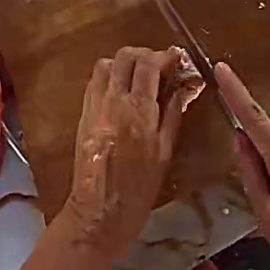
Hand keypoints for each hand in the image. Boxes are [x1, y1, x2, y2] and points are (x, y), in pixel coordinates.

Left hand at [59, 47, 203, 252]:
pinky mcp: (83, 114)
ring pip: (106, 64)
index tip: (177, 59)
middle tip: (159, 67)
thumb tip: (187, 87)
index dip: (165, 56)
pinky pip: (94, 82)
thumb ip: (173, 113)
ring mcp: (95, 106)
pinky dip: (109, 77)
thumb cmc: (139, 188)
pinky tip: (121, 91)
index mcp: (138, 111)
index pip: (149, 64)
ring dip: (124, 64)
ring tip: (139, 77)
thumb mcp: (165, 151)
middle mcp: (113, 101)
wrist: (98, 214)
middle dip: (145, 55)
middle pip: (125, 57)